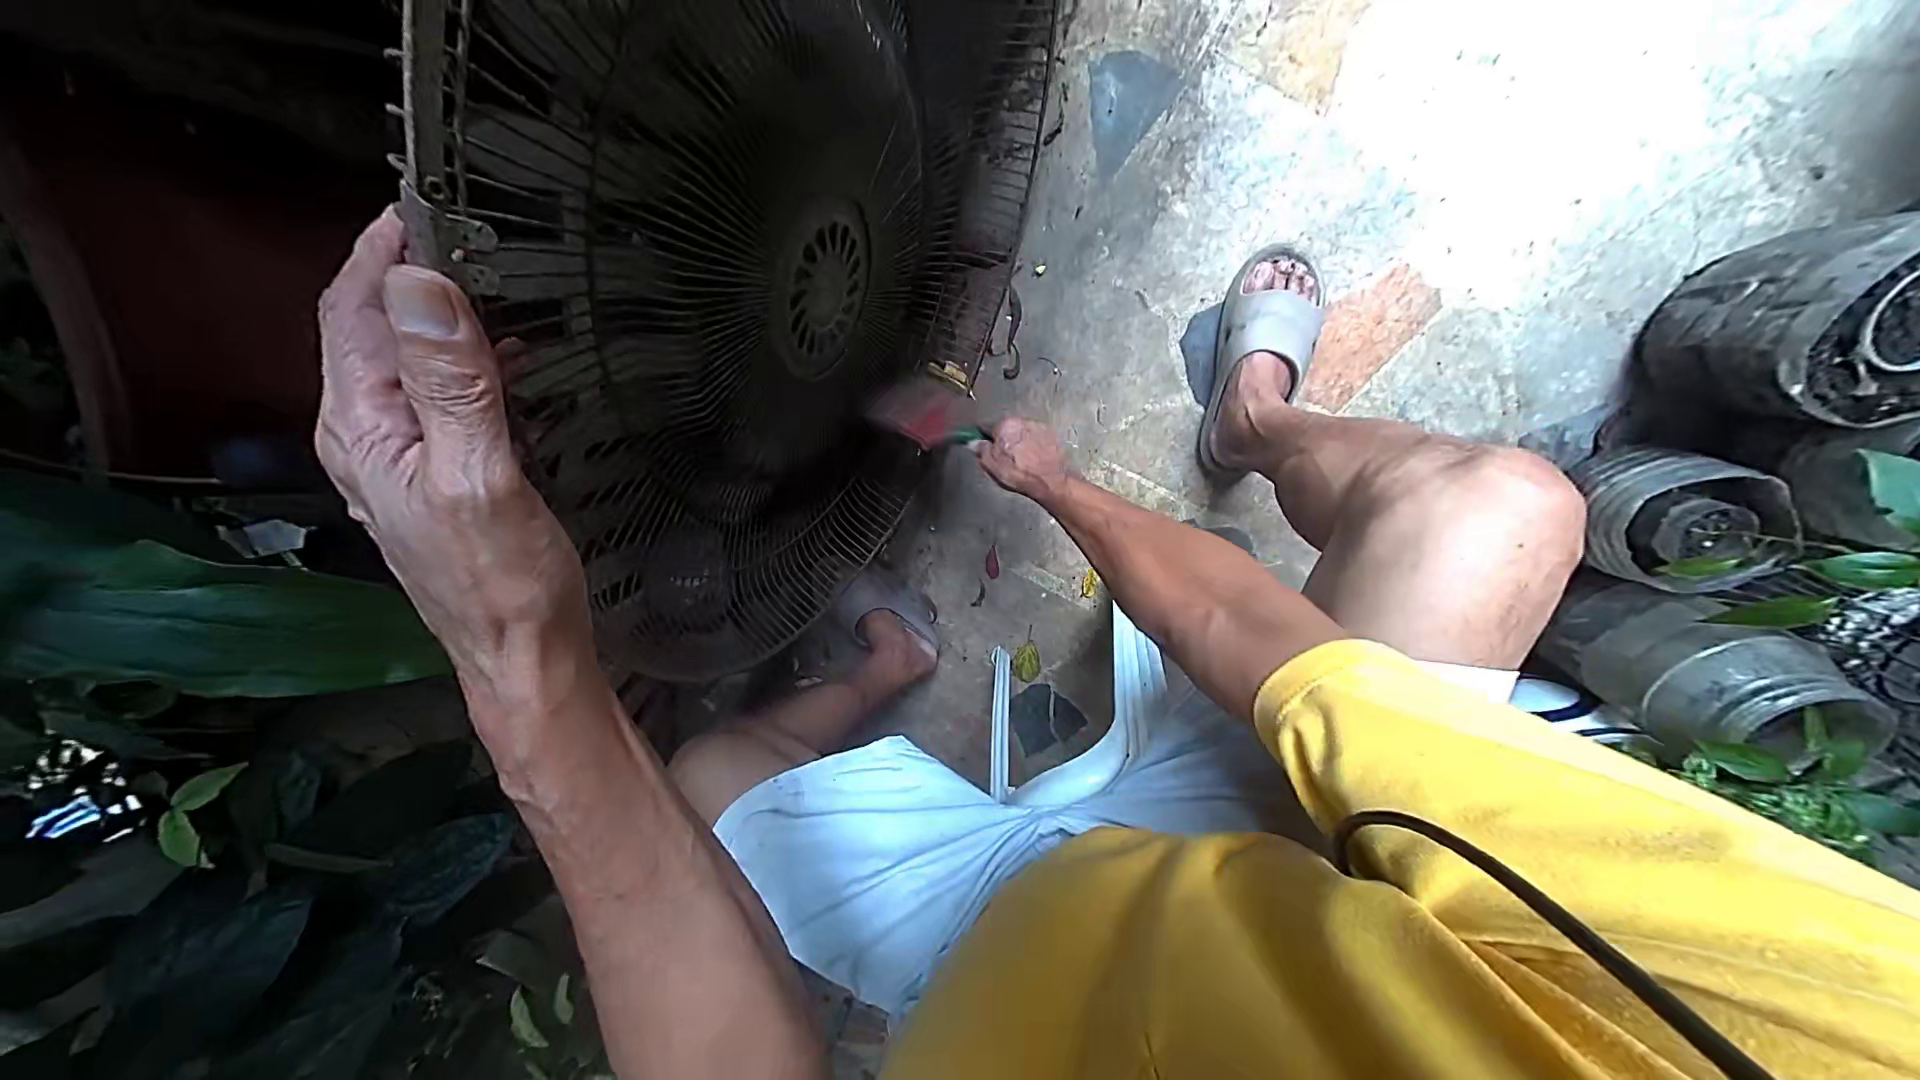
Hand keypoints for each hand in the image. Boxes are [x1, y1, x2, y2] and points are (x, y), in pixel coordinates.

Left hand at [315, 208, 590, 705]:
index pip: (355, 316)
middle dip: (410, 279)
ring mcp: (403, 462)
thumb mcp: (481, 478)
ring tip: (496, 294)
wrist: (523, 650)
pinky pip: (441, 402)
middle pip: (372, 335)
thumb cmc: (506, 578)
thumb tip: (422, 288)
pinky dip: (468, 369)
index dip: (382, 257)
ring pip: (408, 367)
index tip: (426, 208)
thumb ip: (452, 388)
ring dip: (442, 324)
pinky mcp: (441, 479)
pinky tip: (508, 367)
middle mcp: (369, 439)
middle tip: (471, 242)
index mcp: (366, 430)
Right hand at [975, 417, 1072, 504]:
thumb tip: (974, 443)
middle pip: (1007, 429)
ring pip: (1023, 434)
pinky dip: (1035, 447)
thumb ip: (980, 450)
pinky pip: (1037, 439)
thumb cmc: (1022, 474)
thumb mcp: (991, 466)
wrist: (1051, 481)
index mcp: (1004, 425)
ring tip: (1022, 463)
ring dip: (1021, 444)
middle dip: (1005, 442)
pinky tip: (1034, 461)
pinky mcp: (1051, 436)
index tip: (986, 447)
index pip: (987, 427)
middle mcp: (1022, 421)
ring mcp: (1039, 428)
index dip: (986, 440)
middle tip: (1006, 460)